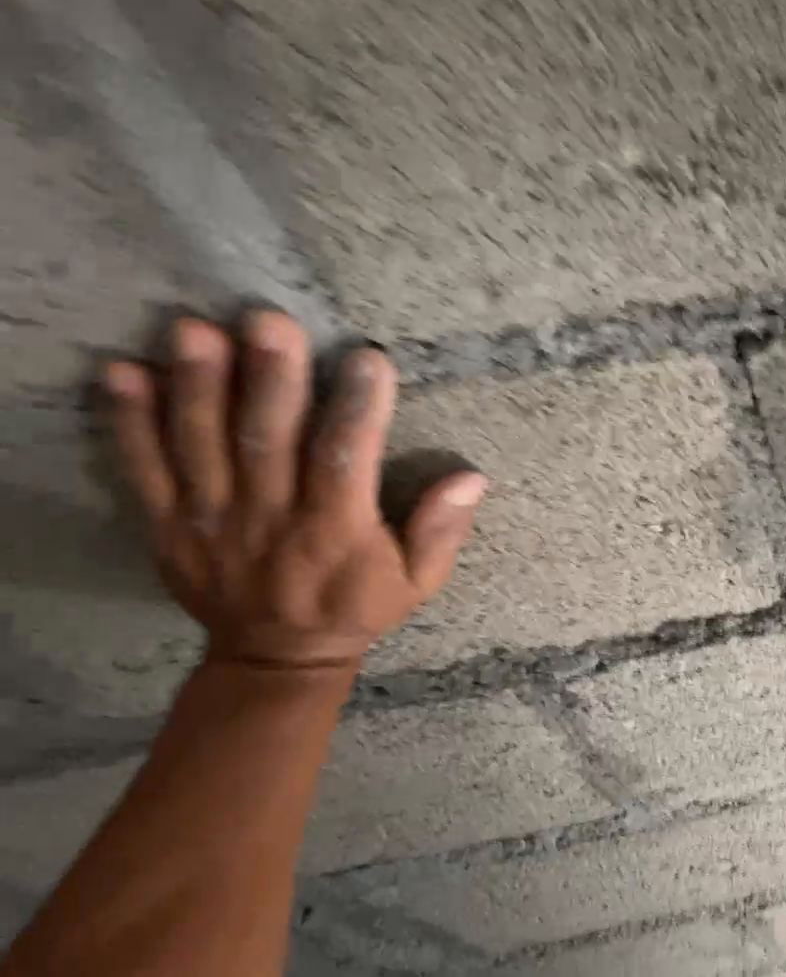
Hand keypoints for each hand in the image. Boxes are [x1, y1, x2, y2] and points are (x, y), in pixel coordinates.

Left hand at [100, 313, 485, 669]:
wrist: (273, 657)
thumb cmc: (359, 606)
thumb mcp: (420, 580)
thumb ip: (442, 529)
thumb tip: (472, 477)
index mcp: (335, 530)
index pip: (346, 458)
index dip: (357, 407)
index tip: (367, 358)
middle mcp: (270, 517)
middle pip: (266, 439)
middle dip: (268, 376)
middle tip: (267, 320)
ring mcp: (211, 518)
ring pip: (201, 443)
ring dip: (196, 384)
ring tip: (193, 329)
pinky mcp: (168, 523)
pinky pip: (143, 468)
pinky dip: (129, 421)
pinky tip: (122, 373)